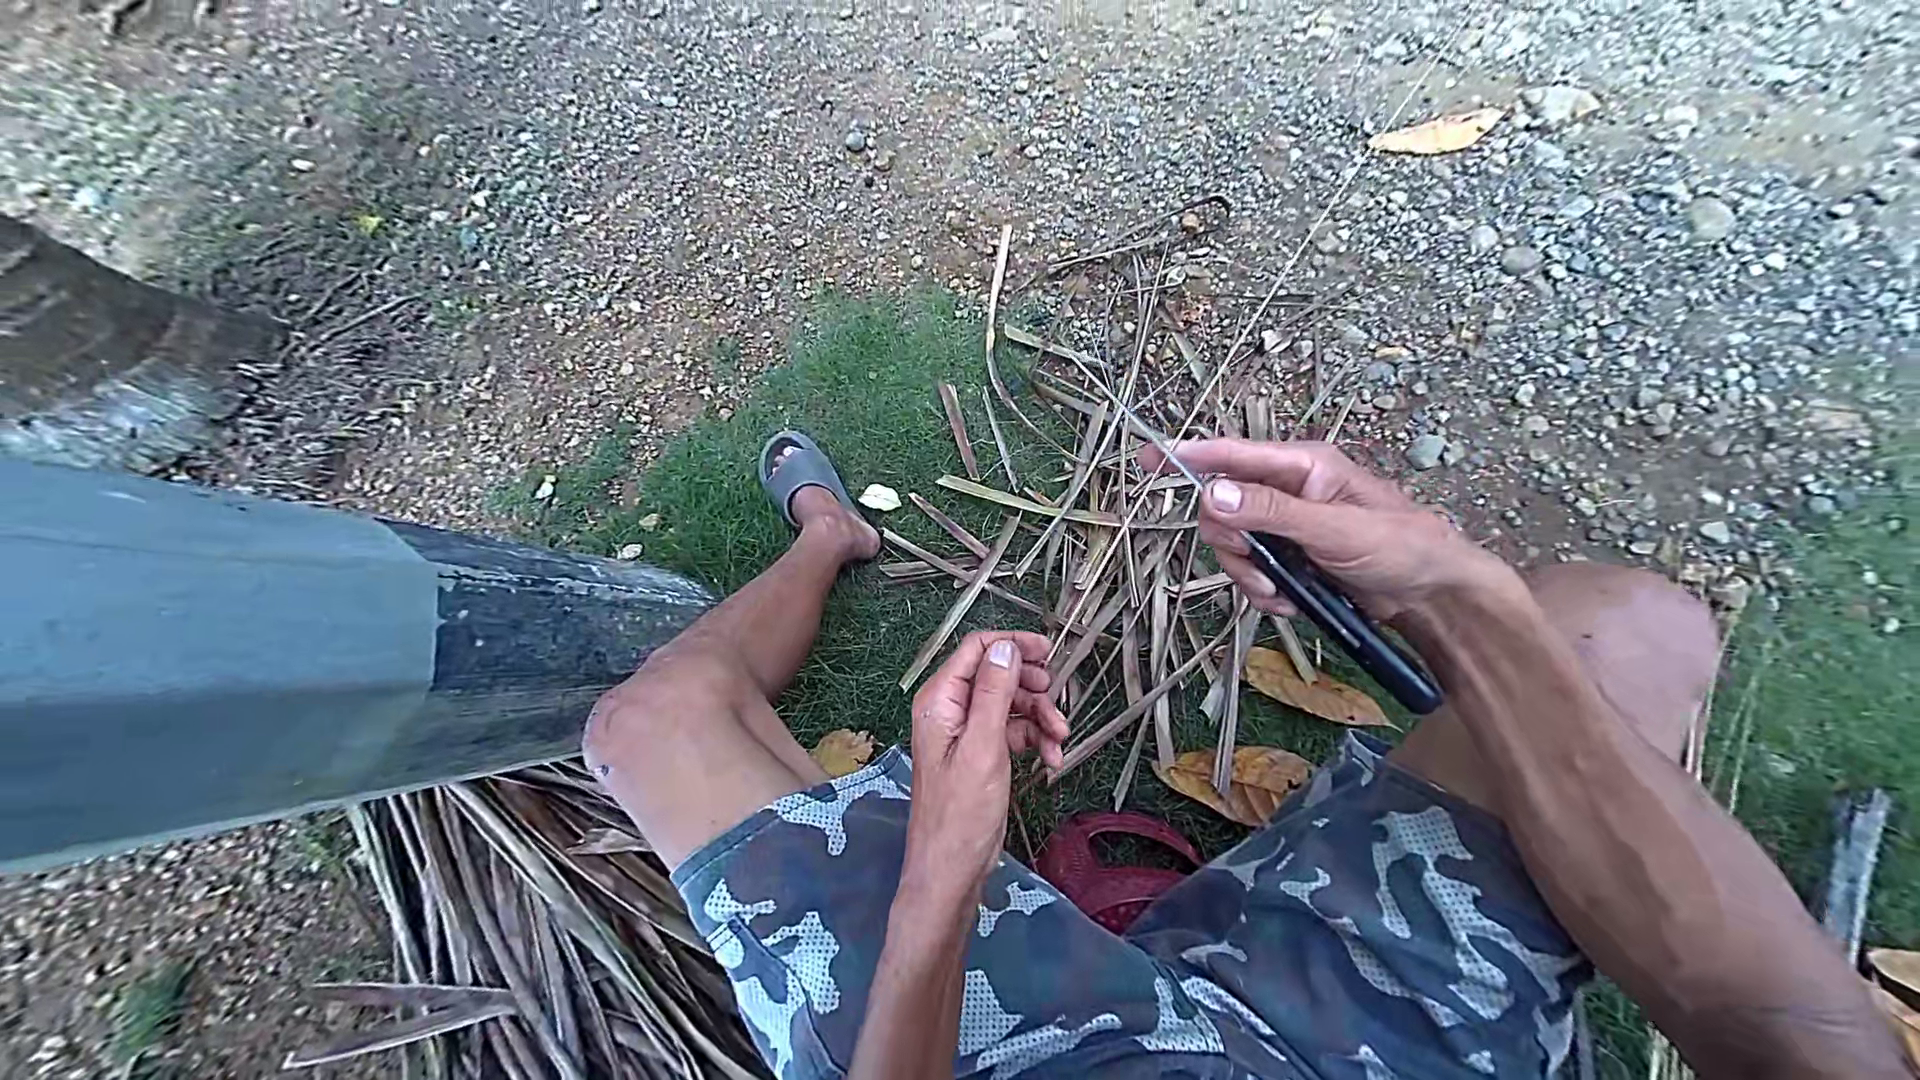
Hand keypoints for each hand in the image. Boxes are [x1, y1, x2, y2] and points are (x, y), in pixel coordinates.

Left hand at [904, 631, 1066, 897]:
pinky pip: (1013, 729)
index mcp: (940, 698)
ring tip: (1060, 739)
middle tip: (1056, 702)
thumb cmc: (961, 813)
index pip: (978, 650)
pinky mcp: (982, 750)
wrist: (952, 870)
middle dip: (1032, 687)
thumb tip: (1005, 648)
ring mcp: (967, 729)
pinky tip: (1052, 758)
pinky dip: (1035, 738)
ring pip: (1011, 702)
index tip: (1048, 652)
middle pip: (998, 674)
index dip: (1013, 645)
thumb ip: (993, 694)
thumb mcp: (982, 747)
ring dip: (1039, 717)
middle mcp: (951, 707)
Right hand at [1139, 439, 1512, 622]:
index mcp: (1300, 467)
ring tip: (1282, 592)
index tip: (1149, 458)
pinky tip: (1289, 600)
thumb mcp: (1335, 529)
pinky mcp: (1283, 554)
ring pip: (1230, 543)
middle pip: (1220, 507)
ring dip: (1248, 573)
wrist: (1431, 595)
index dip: (1187, 455)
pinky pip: (1248, 568)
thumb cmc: (1400, 547)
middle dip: (1231, 542)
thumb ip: (1272, 511)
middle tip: (1257, 566)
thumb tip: (1212, 493)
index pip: (1231, 454)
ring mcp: (1281, 524)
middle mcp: (1283, 490)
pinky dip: (1260, 589)